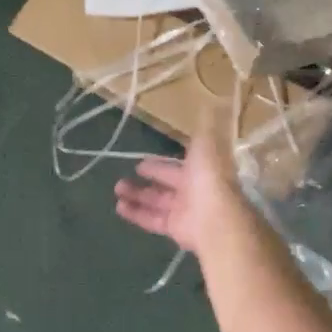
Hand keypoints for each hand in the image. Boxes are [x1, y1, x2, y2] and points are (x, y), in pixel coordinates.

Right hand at [113, 119, 247, 253]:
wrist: (215, 217)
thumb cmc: (209, 178)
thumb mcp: (206, 144)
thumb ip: (205, 126)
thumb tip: (211, 103)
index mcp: (200, 169)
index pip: (177, 165)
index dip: (160, 163)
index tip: (141, 161)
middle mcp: (193, 189)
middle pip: (166, 184)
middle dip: (147, 178)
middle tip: (125, 175)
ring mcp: (183, 210)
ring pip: (156, 202)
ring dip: (136, 196)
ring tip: (116, 190)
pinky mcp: (174, 228)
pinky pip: (152, 220)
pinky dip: (136, 214)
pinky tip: (119, 207)